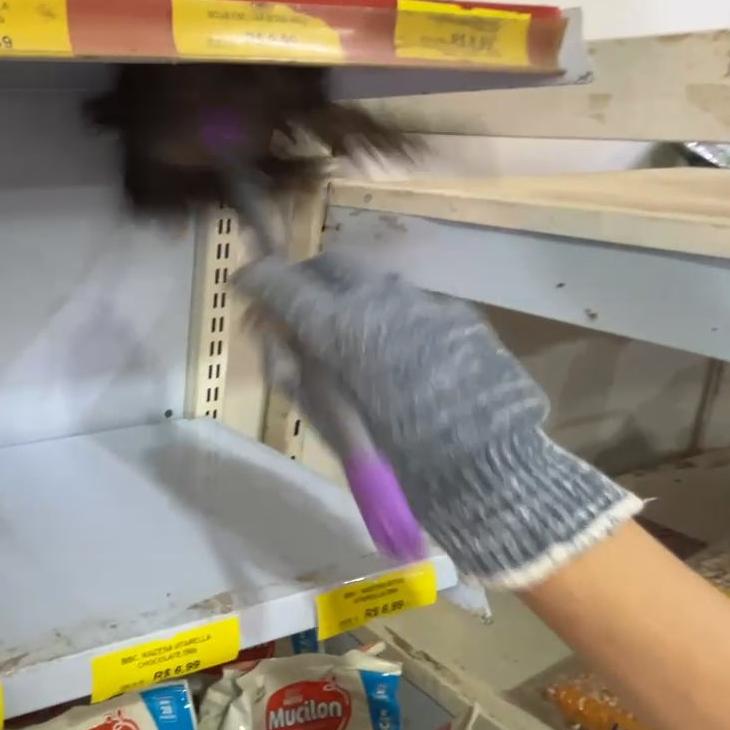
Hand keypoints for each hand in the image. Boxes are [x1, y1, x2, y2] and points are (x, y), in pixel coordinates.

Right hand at [235, 254, 639, 587]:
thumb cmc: (390, 448)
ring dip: (347, 297)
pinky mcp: (455, 313)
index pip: (280, 282)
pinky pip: (407, 301)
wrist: (486, 463)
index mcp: (335, 324)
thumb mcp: (321, 412)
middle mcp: (374, 298)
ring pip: (369, 281)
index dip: (256, 280)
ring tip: (349, 334)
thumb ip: (291, 366)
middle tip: (296, 311)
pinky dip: (387, 315)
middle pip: (326, 265)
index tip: (243, 283)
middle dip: (304, 281)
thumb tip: (274, 334)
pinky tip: (395, 350)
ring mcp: (420, 301)